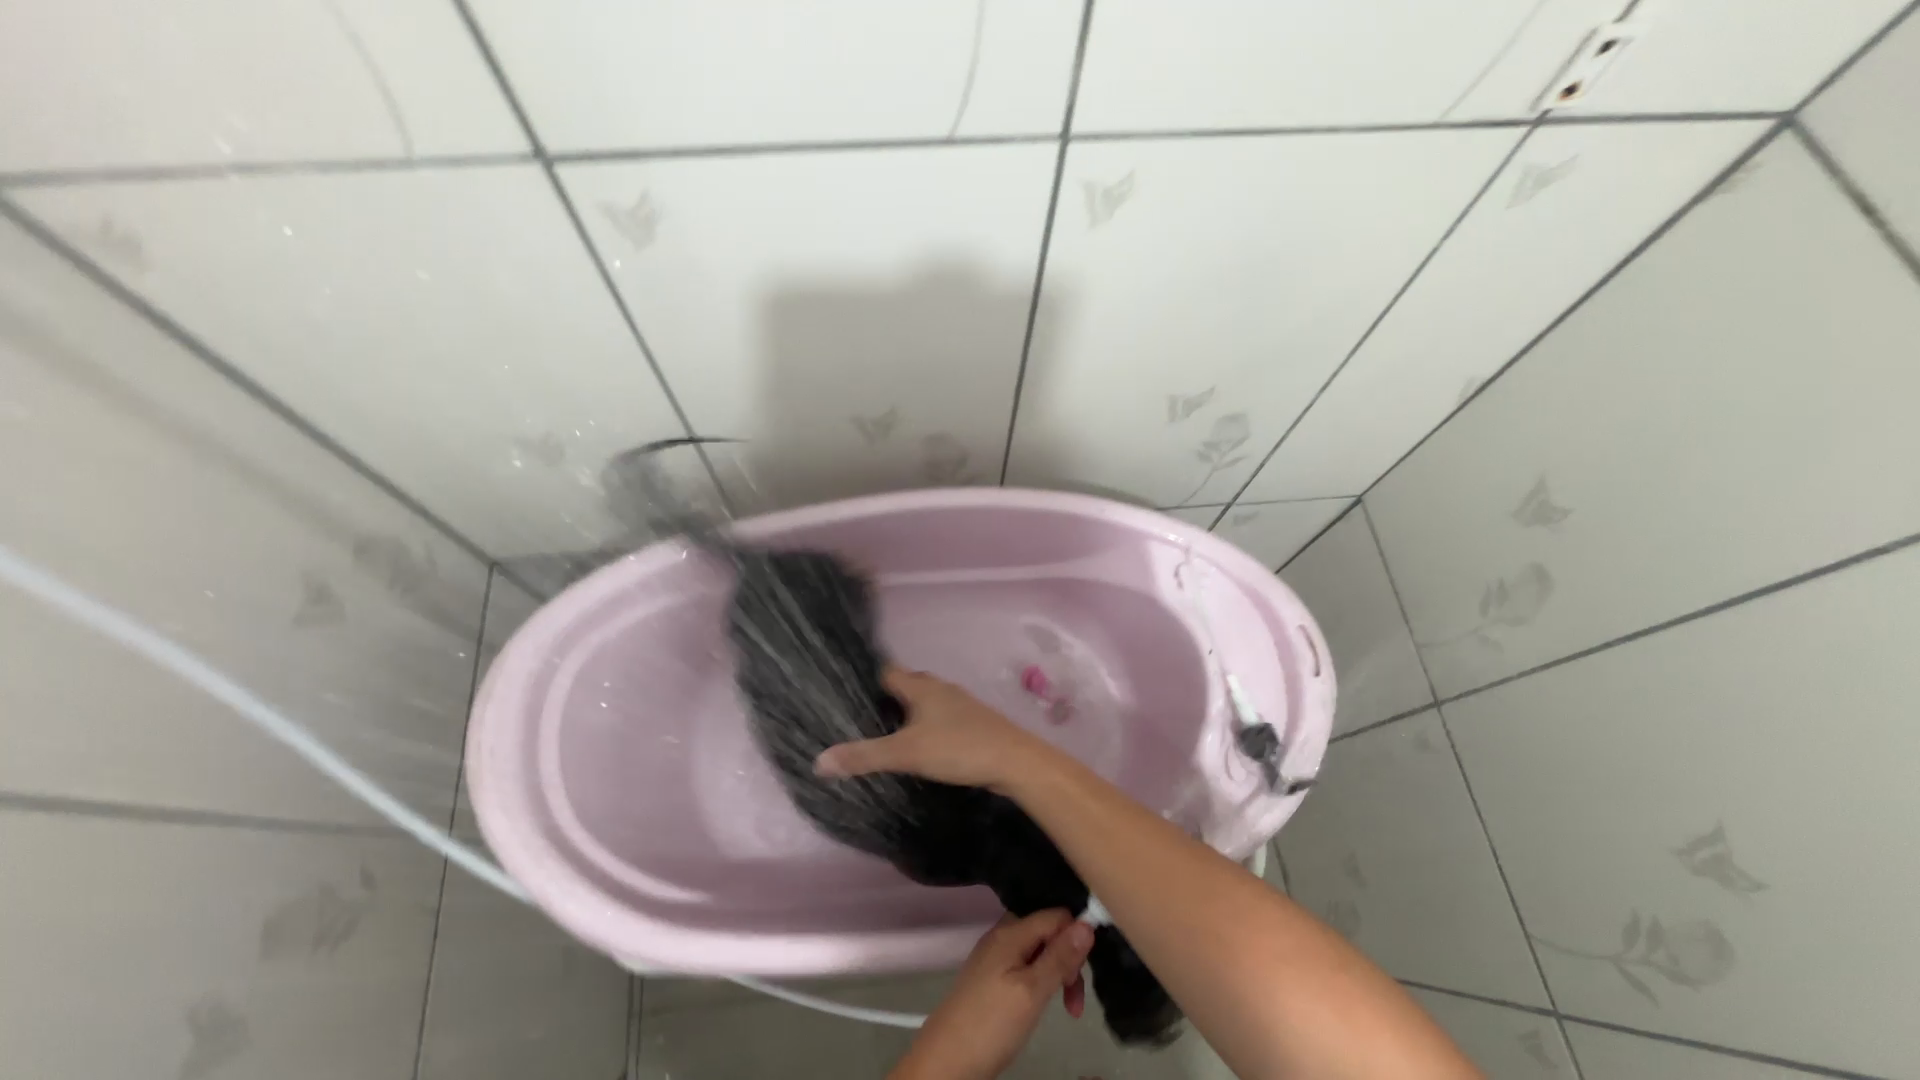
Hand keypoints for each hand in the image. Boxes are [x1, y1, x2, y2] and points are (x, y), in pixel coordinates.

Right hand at [815, 668, 1052, 791]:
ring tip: (888, 735)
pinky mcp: (975, 725)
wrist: (1016, 762)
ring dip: (910, 715)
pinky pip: (943, 719)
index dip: (867, 681)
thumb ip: (863, 756)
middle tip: (863, 718)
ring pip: (927, 704)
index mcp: (922, 687)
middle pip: (908, 685)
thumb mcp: (905, 753)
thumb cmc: (958, 747)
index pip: (887, 672)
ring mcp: (961, 706)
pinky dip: (928, 728)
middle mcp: (941, 689)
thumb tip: (818, 761)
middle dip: (887, 699)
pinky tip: (923, 748)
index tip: (847, 696)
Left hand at [889, 911, 1096, 1079]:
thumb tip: (1087, 922)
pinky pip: (1026, 966)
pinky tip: (1044, 1003)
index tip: (1085, 970)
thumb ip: (1059, 957)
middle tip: (1074, 997)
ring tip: (1068, 1009)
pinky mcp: (991, 977)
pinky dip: (1041, 982)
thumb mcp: (1032, 991)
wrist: (947, 1059)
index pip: (1056, 915)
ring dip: (1058, 975)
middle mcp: (1002, 936)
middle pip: (1048, 933)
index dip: (1077, 936)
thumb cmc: (992, 1023)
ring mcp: (995, 957)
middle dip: (1068, 960)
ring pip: (1039, 952)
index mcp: (1011, 932)